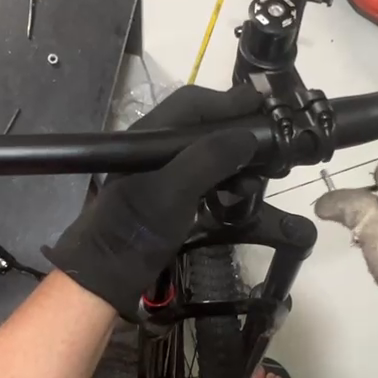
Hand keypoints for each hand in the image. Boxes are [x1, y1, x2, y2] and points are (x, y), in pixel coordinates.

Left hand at [45, 85, 262, 316]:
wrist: (106, 275)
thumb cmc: (136, 229)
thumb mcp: (174, 191)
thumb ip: (209, 159)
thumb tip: (248, 136)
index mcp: (149, 136)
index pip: (193, 103)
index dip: (229, 101)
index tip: (263, 106)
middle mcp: (155, 148)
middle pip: (202, 125)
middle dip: (237, 129)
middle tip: (271, 140)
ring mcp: (162, 173)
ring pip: (205, 151)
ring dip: (235, 156)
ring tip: (263, 169)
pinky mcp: (169, 197)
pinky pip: (204, 176)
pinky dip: (227, 178)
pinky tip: (243, 190)